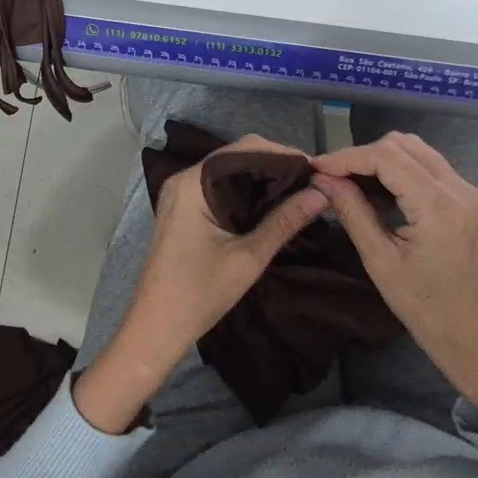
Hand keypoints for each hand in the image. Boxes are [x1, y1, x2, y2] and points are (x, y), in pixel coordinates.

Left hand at [75, 135, 327, 433]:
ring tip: (298, 190)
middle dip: (274, 164)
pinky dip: (245, 190)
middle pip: (236, 155)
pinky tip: (270, 203)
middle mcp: (183, 179)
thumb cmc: (199, 294)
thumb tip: (321, 193)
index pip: (244, 148)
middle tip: (311, 181)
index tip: (315, 169)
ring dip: (261, 177)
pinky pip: (219, 186)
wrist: (156, 329)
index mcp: (193, 183)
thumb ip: (284, 221)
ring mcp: (180, 193)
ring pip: (229, 170)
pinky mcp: (182, 208)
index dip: (282, 153)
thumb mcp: (249, 258)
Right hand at [313, 132, 477, 435]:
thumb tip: (323, 179)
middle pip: (403, 145)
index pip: (388, 158)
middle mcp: (459, 189)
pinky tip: (379, 188)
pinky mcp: (469, 198)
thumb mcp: (380, 261)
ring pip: (417, 150)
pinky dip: (401, 168)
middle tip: (333, 176)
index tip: (317, 167)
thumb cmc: (424, 307)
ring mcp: (468, 191)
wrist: (472, 334)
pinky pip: (430, 166)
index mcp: (438, 206)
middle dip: (363, 154)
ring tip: (351, 179)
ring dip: (382, 158)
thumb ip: (352, 212)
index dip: (348, 157)